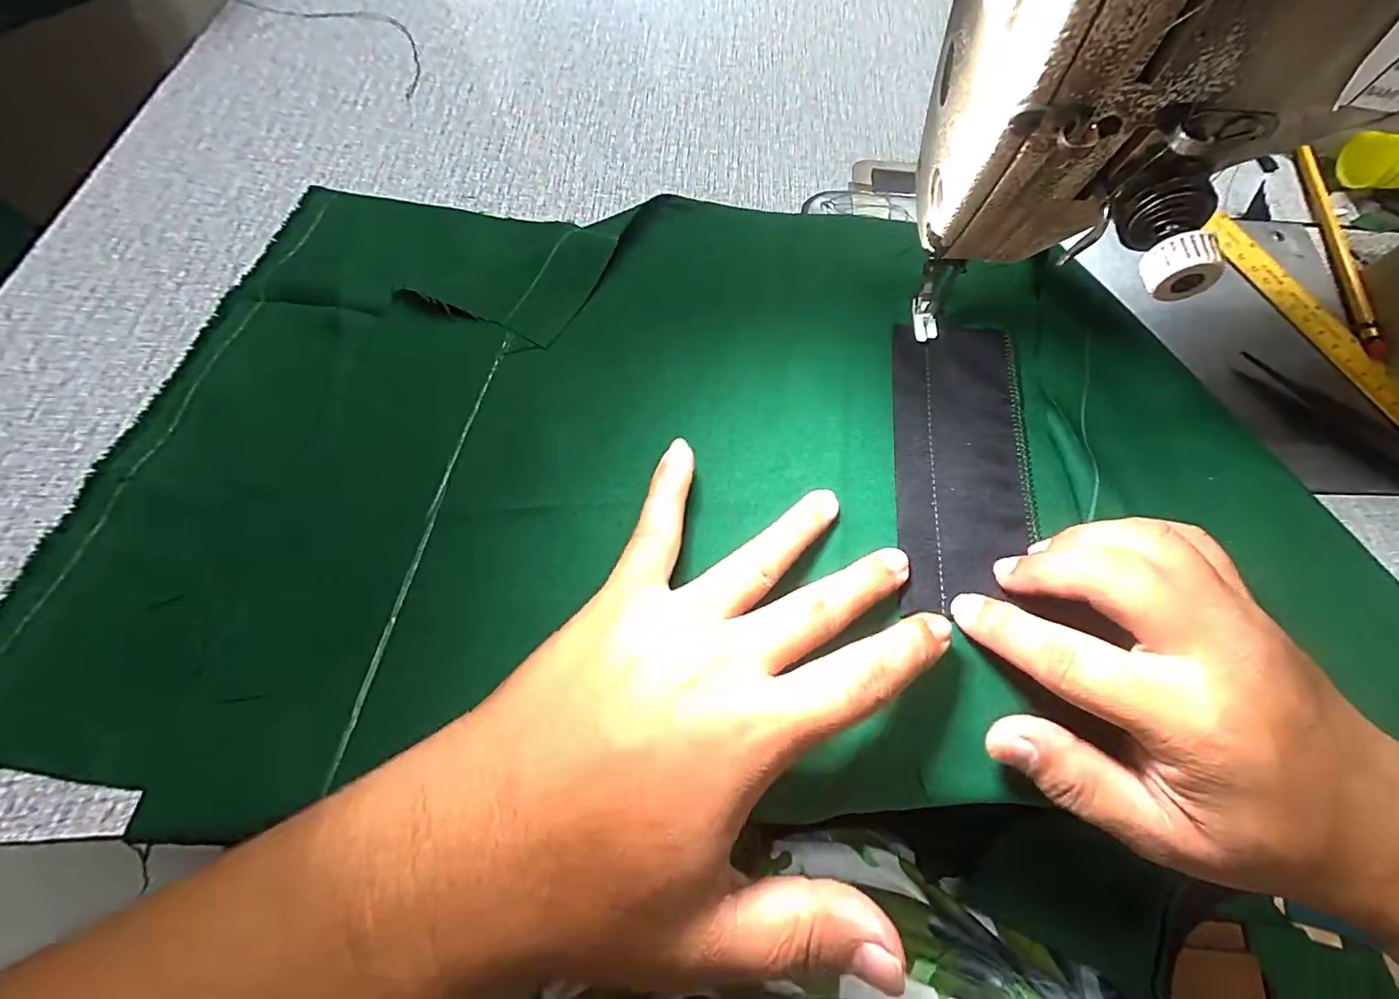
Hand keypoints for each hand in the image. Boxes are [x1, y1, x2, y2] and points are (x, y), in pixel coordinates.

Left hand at [344, 440, 950, 993]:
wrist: (460, 854)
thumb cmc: (588, 897)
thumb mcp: (705, 937)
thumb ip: (806, 934)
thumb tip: (899, 967)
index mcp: (756, 732)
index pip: (858, 682)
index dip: (905, 655)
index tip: (938, 627)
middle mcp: (724, 661)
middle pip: (815, 610)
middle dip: (864, 585)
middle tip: (897, 558)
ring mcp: (667, 622)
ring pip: (752, 564)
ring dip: (795, 532)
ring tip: (826, 502)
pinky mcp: (613, 607)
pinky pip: (650, 536)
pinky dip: (667, 490)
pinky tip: (680, 451)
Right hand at [950, 518, 1398, 937]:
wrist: (1372, 813)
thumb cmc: (1259, 834)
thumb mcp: (1161, 833)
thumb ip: (1076, 780)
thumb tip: (1000, 732)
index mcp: (1185, 716)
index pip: (1072, 657)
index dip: (1008, 630)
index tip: (965, 609)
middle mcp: (1212, 648)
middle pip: (1117, 574)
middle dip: (1049, 565)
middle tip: (1006, 575)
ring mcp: (1238, 612)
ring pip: (1150, 542)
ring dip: (1087, 538)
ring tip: (1044, 555)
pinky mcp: (1250, 598)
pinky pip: (1184, 539)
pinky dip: (1132, 531)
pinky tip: (1105, 547)